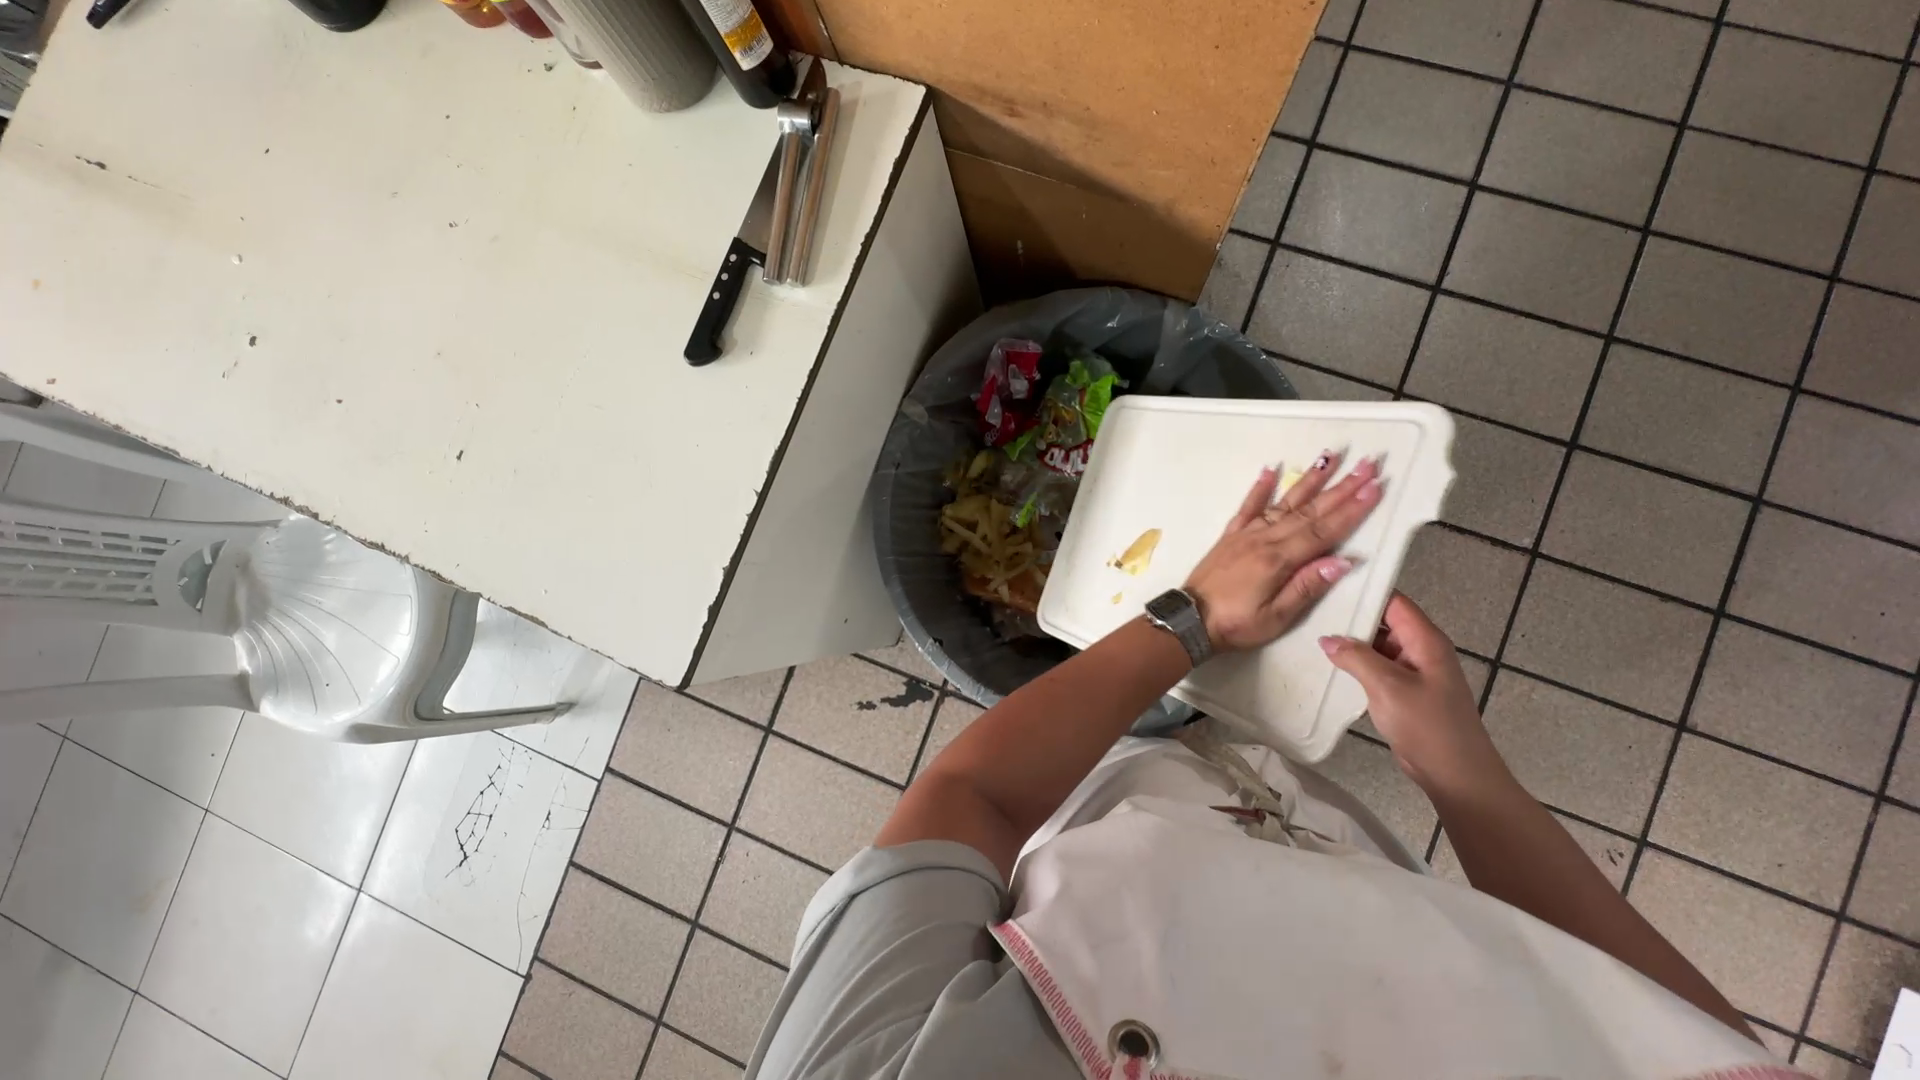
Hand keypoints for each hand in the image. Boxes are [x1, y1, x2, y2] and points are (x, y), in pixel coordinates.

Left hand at [1183, 450, 1382, 651]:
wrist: (1189, 621)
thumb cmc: (1236, 625)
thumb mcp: (1277, 618)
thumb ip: (1308, 587)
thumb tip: (1343, 561)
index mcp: (1278, 560)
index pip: (1324, 531)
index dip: (1351, 510)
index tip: (1374, 488)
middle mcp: (1264, 540)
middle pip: (1310, 510)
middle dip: (1342, 487)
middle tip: (1368, 464)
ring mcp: (1245, 535)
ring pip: (1283, 502)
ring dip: (1309, 480)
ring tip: (1330, 457)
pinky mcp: (1230, 536)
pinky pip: (1247, 507)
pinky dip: (1260, 487)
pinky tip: (1271, 469)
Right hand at [1319, 593, 1514, 797]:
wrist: (1455, 775)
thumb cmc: (1428, 726)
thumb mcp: (1388, 687)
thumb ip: (1356, 659)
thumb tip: (1327, 639)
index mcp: (1426, 641)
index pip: (1395, 602)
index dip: (1366, 591)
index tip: (1330, 585)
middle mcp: (1421, 651)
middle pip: (1384, 622)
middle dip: (1352, 617)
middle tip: (1311, 609)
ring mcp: (1413, 672)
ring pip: (1378, 647)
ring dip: (1351, 644)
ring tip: (1311, 634)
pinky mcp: (1405, 692)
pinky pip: (1377, 669)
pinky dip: (1356, 666)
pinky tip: (1328, 666)